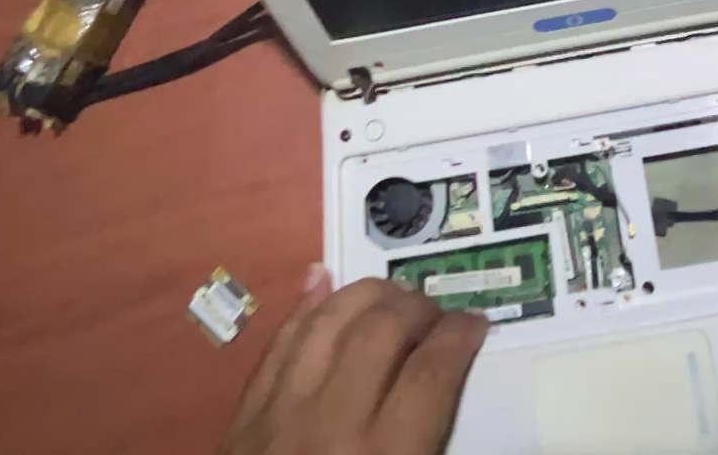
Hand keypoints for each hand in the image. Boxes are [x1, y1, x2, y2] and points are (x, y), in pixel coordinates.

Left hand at [223, 267, 487, 454]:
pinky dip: (304, 306)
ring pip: (329, 321)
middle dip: (420, 307)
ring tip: (393, 295)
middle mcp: (331, 425)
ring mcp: (278, 416)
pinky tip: (322, 279)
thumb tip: (452, 394)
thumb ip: (431, 444)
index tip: (475, 324)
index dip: (462, 335)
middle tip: (437, 313)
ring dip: (368, 294)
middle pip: (383, 329)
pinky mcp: (242, 419)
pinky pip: (279, 343)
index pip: (433, 370)